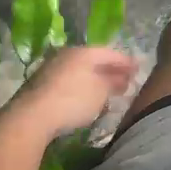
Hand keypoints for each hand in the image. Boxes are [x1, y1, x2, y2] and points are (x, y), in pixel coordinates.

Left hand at [9, 46, 136, 132]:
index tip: (139, 69)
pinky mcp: (41, 85)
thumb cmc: (73, 100)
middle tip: (125, 81)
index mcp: (84, 52)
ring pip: (81, 71)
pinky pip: (69, 81)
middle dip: (111, 71)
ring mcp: (51, 69)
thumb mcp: (101, 91)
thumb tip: (120, 77)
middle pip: (95, 61)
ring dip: (95, 80)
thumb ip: (114, 82)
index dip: (127, 62)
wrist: (31, 117)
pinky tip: (86, 99)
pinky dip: (81, 87)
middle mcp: (67, 55)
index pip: (111, 53)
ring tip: (107, 92)